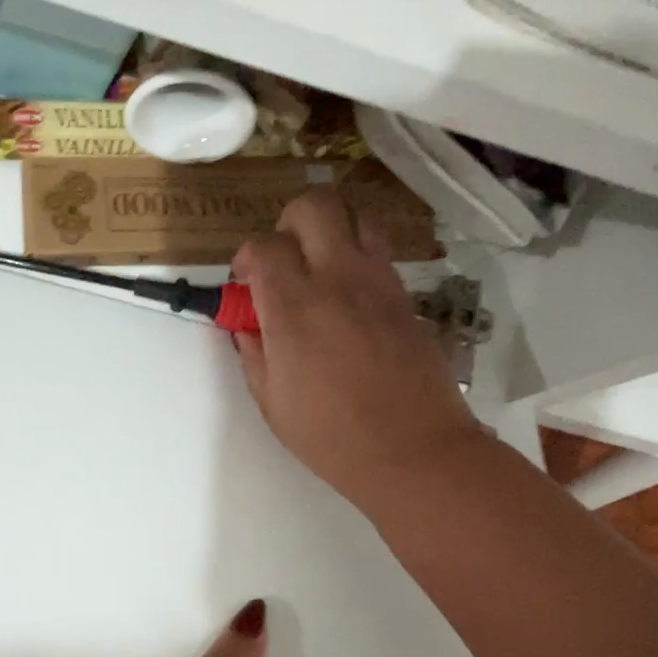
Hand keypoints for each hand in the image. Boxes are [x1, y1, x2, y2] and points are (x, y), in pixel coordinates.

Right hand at [231, 188, 490, 511]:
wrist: (412, 450)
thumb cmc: (330, 437)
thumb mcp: (272, 402)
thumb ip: (254, 354)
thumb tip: (248, 327)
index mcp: (294, 309)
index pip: (264, 246)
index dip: (247, 258)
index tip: (245, 284)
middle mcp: (338, 280)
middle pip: (314, 206)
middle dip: (289, 223)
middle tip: (283, 260)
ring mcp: (379, 284)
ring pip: (356, 217)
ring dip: (331, 232)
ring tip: (320, 271)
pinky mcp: (406, 297)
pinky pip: (379, 255)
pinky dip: (358, 261)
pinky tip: (350, 301)